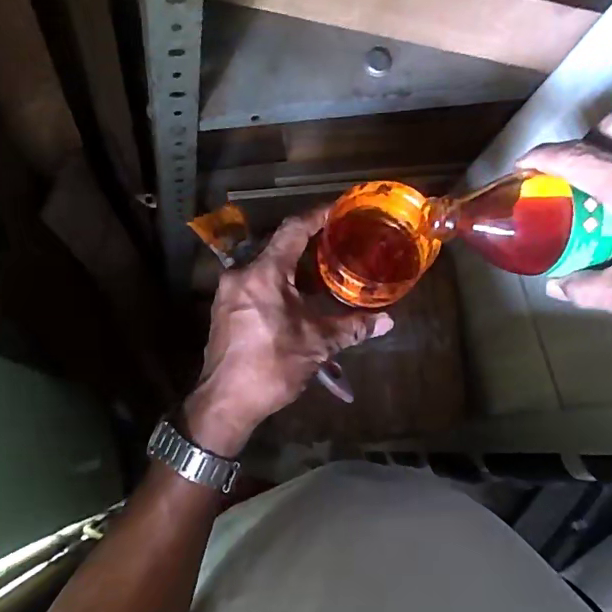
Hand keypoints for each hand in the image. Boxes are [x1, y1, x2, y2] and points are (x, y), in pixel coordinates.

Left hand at [183, 209, 393, 456]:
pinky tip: (298, 298)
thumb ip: (352, 327)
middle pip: (278, 247)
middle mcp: (242, 274)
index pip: (293, 230)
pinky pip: (255, 284)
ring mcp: (229, 292)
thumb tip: (387, 321)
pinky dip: (278, 284)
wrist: (225, 401)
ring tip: (323, 272)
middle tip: (337, 244)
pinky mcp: (224, 310)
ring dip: (293, 268)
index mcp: (264, 274)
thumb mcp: (316, 345)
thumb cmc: (271, 366)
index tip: (338, 210)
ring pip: (266, 267)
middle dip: (308, 245)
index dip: (317, 216)